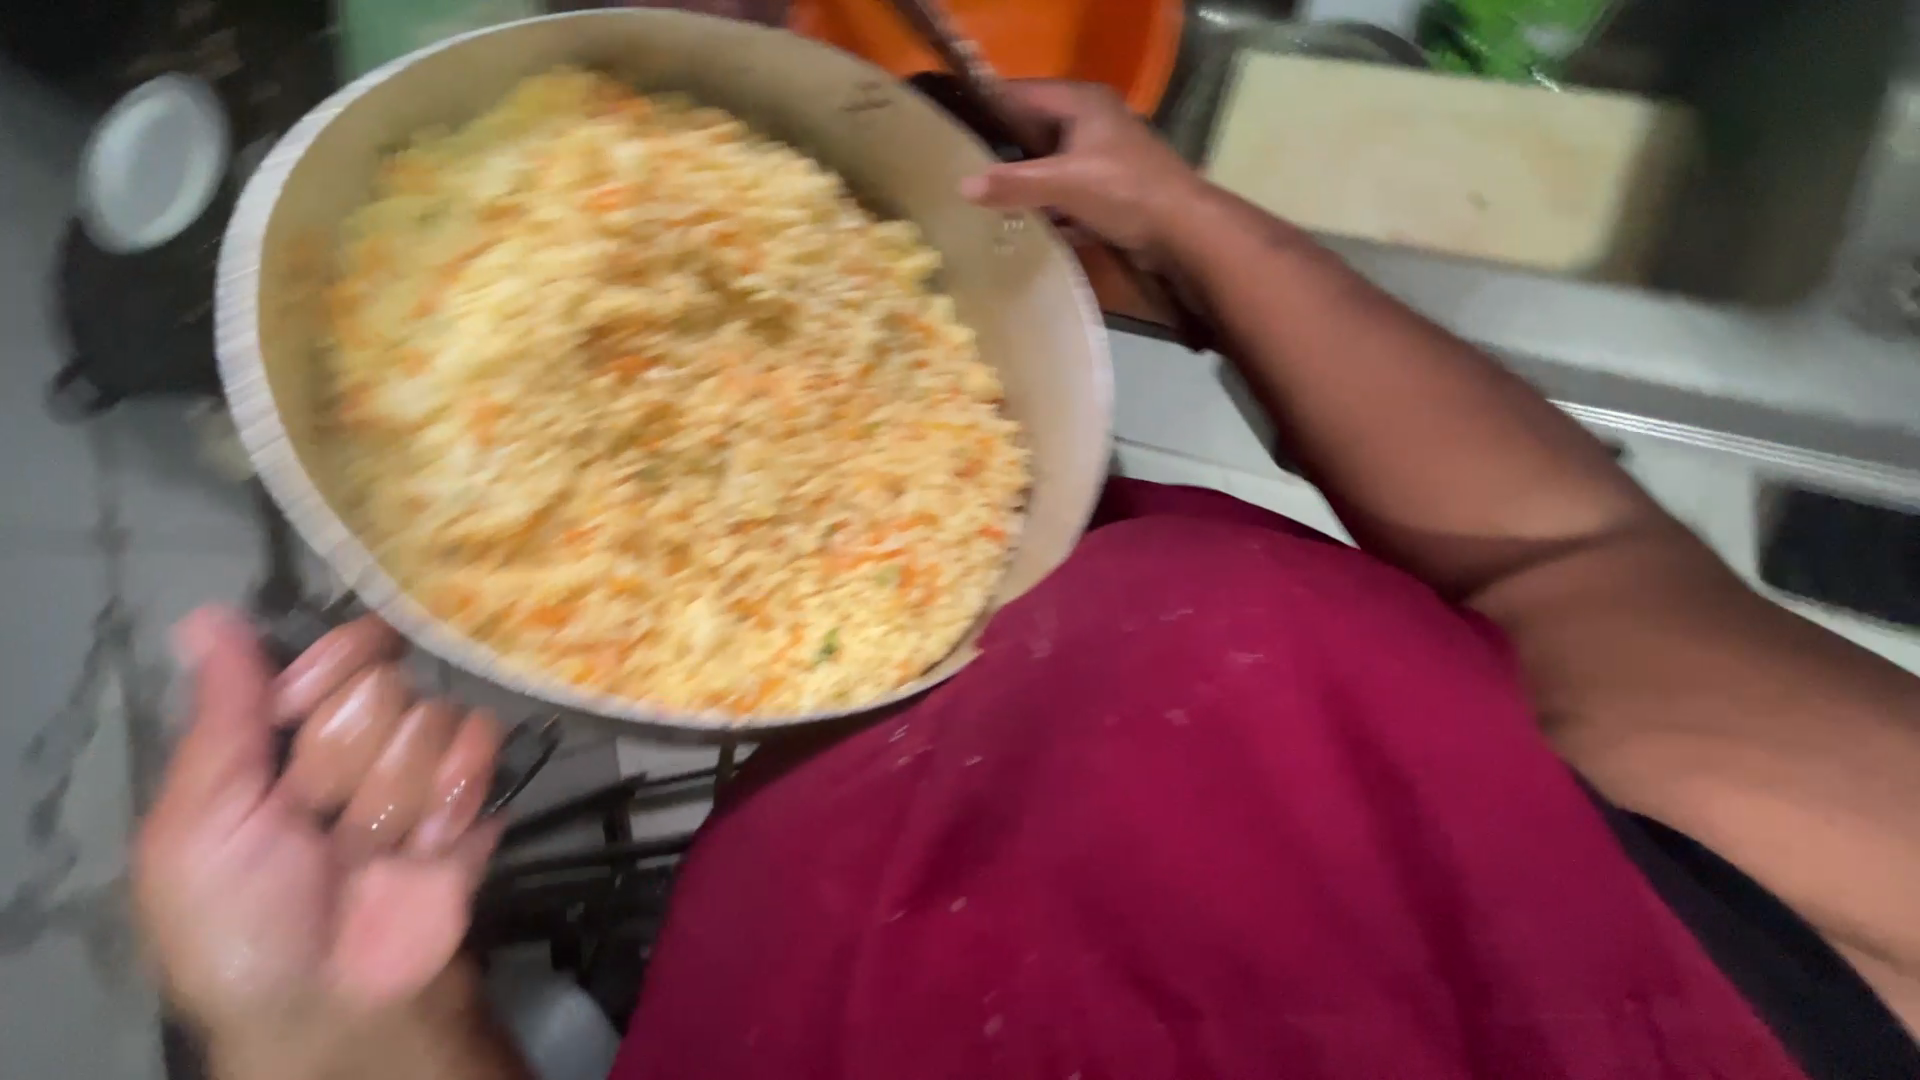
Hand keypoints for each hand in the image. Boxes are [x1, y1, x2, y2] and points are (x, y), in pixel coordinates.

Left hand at [133, 608, 502, 1052]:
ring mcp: (427, 755)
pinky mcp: (478, 781)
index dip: (329, 670)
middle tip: (322, 821)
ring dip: (396, 796)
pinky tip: (427, 840)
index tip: (298, 715)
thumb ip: (223, 719)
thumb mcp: (198, 827)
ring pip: (436, 717)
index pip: (335, 648)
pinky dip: (453, 792)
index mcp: (290, 731)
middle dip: (348, 761)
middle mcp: (365, 730)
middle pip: (388, 682)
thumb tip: (206, 615)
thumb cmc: (242, 918)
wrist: (339, 990)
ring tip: (375, 850)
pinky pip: (483, 741)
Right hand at [959, 81, 1209, 261]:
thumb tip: (963, 186)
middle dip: (1004, 154)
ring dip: (1026, 187)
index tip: (955, 126)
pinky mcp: (1108, 191)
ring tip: (986, 202)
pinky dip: (1049, 210)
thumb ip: (1014, 184)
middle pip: (1034, 134)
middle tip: (965, 171)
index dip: (989, 107)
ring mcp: (1101, 158)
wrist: (1181, 230)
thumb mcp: (1064, 184)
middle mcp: (1091, 123)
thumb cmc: (1124, 191)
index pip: (1023, 94)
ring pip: (1050, 167)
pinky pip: (1066, 196)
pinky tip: (1026, 226)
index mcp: (1081, 103)